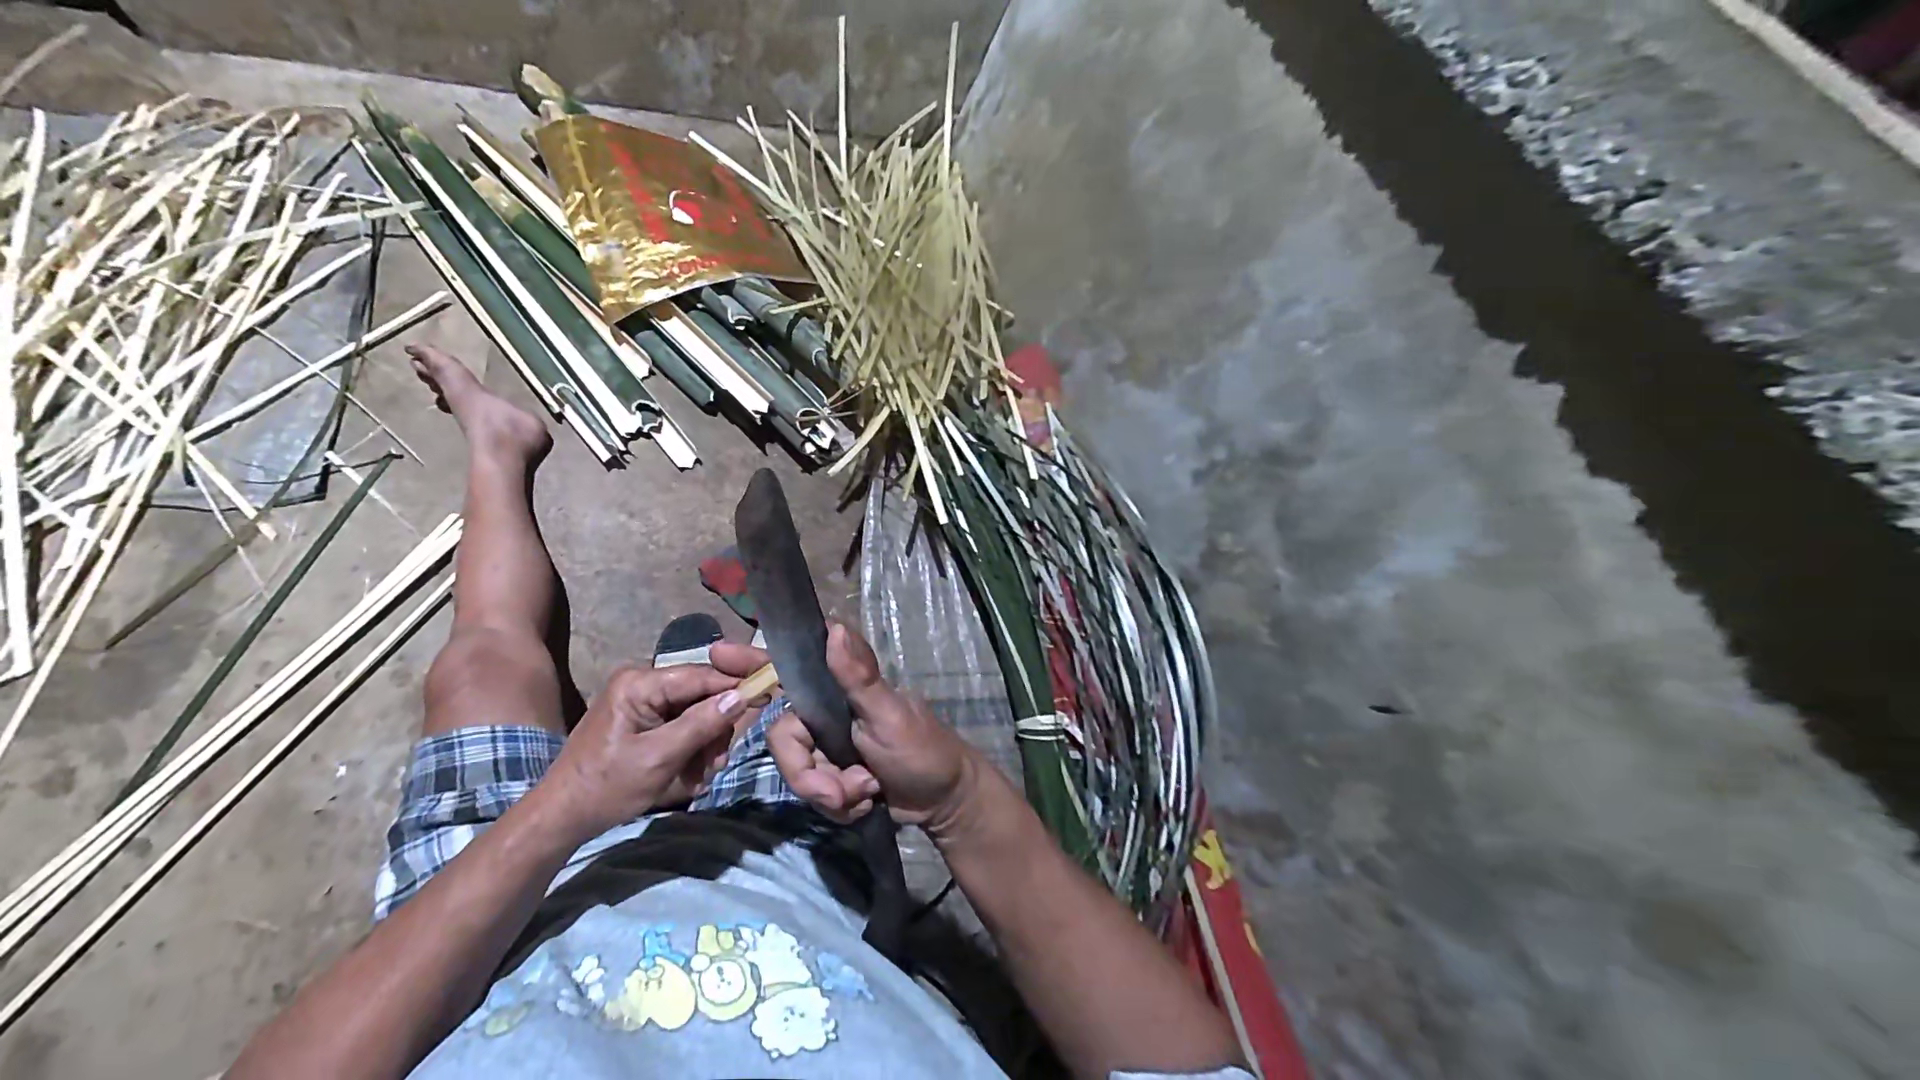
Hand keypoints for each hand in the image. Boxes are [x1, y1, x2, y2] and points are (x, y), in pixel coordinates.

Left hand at [538, 663, 751, 837]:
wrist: (561, 816)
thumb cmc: (607, 786)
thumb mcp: (660, 757)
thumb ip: (702, 723)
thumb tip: (743, 696)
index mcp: (640, 682)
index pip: (702, 675)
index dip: (736, 687)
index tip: (766, 700)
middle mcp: (642, 681)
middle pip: (701, 693)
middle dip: (715, 727)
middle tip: (717, 763)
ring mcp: (641, 698)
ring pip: (695, 710)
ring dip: (705, 742)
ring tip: (701, 774)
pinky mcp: (642, 716)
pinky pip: (681, 722)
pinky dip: (690, 746)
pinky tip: (688, 772)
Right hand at [721, 624, 980, 835]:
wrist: (943, 802)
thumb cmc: (923, 749)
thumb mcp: (890, 714)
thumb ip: (858, 677)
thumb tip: (833, 628)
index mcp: (837, 691)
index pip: (788, 672)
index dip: (751, 665)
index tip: (717, 656)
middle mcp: (826, 715)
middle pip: (786, 743)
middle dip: (812, 777)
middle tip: (848, 791)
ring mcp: (827, 747)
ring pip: (799, 774)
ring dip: (833, 794)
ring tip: (867, 794)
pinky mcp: (832, 776)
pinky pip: (815, 795)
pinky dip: (841, 806)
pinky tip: (867, 802)